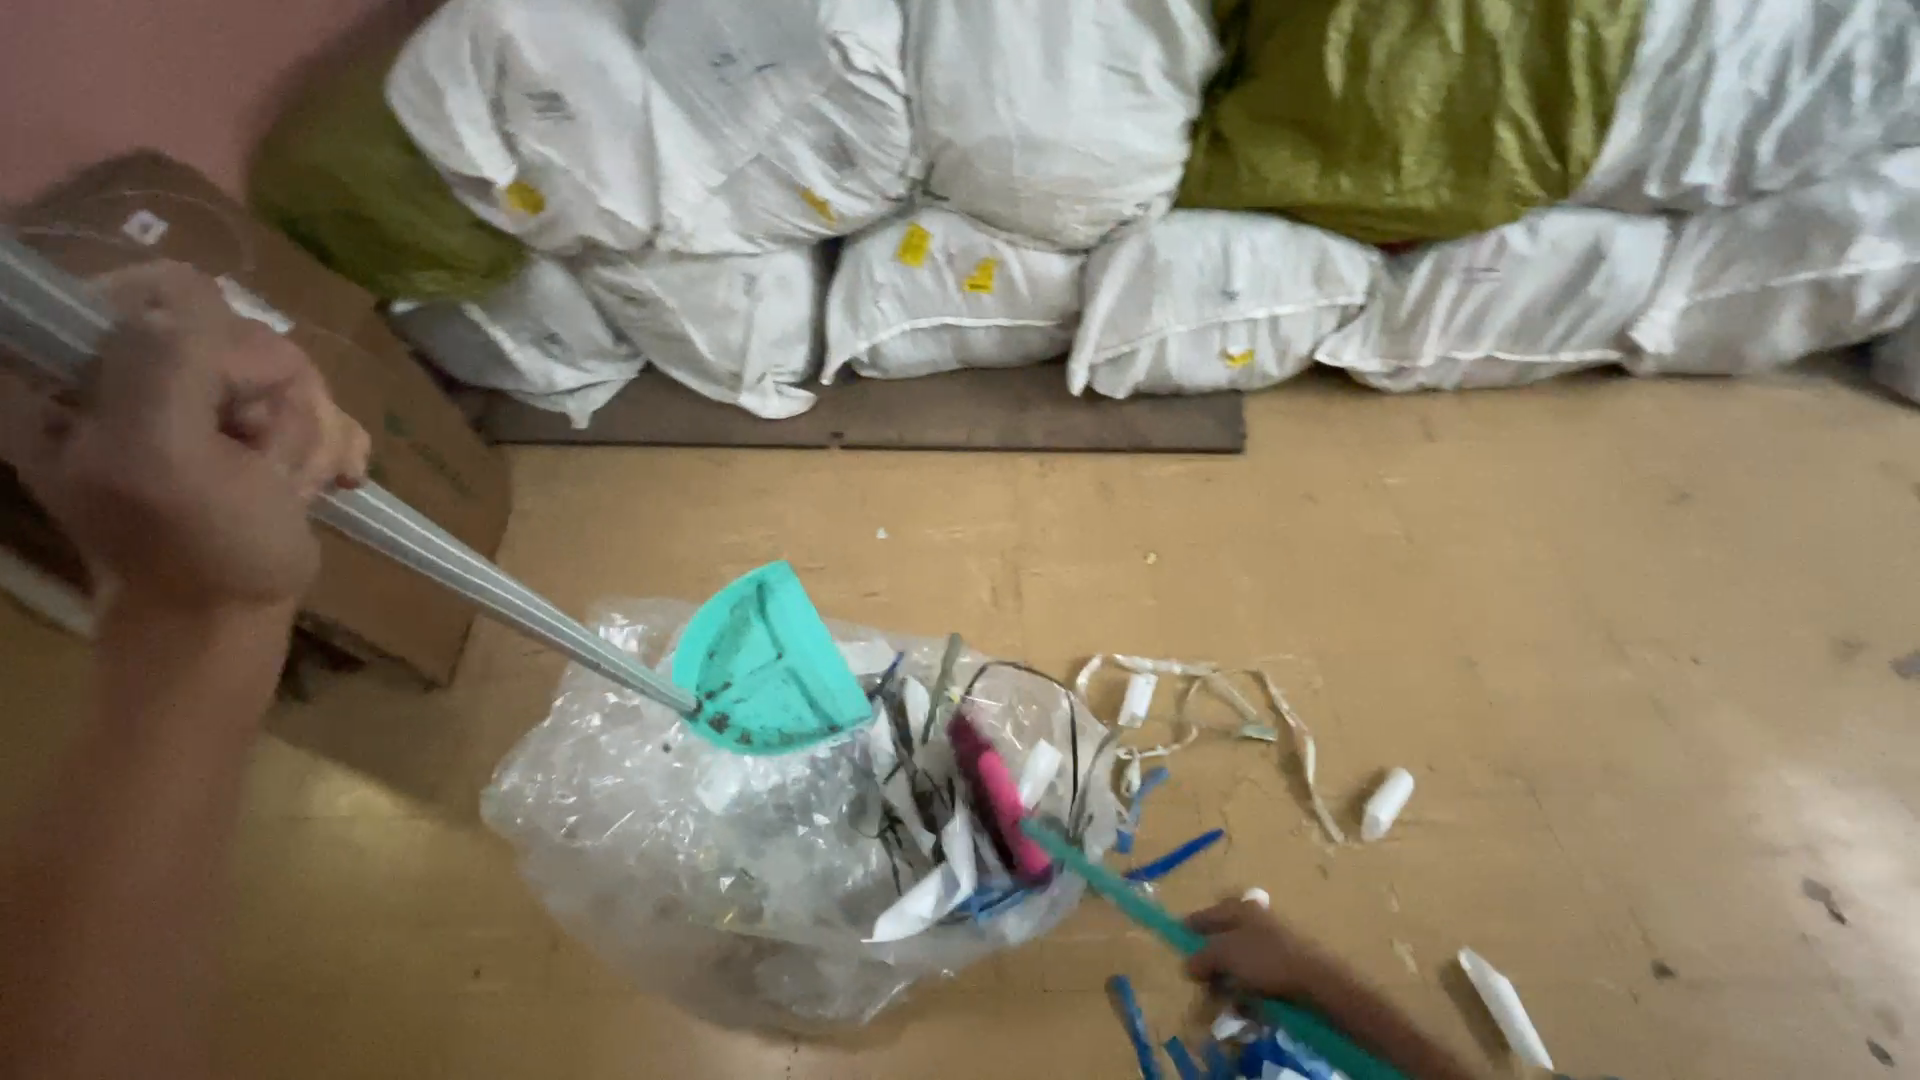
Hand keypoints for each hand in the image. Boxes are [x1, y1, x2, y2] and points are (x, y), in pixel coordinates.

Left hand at [0, 261, 368, 613]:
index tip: (229, 415)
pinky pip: (316, 402)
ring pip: (291, 371)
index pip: (166, 293)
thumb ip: (163, 361)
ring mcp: (196, 396)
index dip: (221, 348)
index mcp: (68, 365)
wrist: (229, 611)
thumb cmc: (195, 547)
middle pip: (243, 332)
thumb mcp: (162, 456)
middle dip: (281, 402)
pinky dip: (332, 445)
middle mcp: (128, 367)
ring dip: (311, 433)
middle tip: (264, 461)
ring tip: (290, 484)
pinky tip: (321, 481)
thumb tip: (195, 290)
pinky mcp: (246, 420)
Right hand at [1185, 898, 1350, 1005]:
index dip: (1190, 927)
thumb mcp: (1225, 955)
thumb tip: (1187, 965)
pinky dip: (1248, 986)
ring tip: (1222, 997)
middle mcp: (1255, 918)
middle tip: (1201, 978)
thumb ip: (1202, 958)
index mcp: (1239, 908)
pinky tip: (1245, 1002)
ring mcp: (1273, 940)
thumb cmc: (1265, 959)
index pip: (1207, 914)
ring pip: (1241, 959)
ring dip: (1229, 977)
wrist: (1317, 980)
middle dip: (1210, 960)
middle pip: (1223, 938)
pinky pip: (1258, 974)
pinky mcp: (1286, 962)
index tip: (1177, 939)